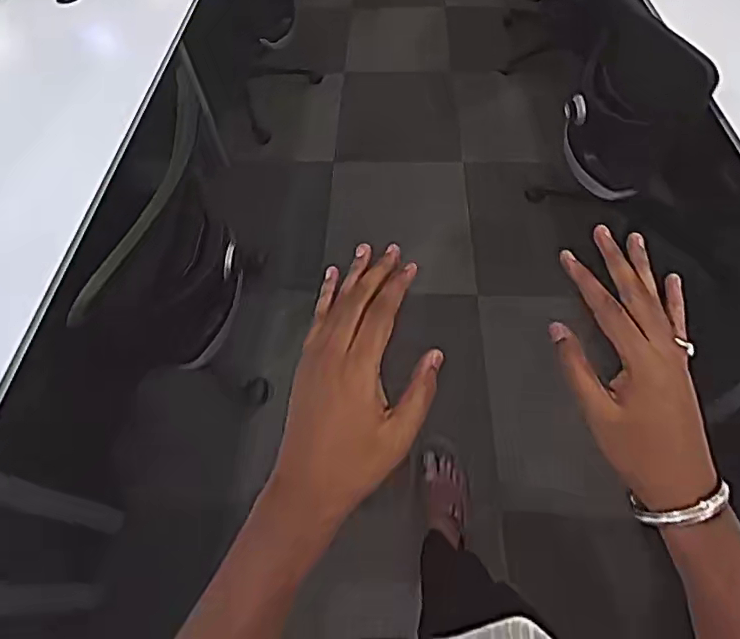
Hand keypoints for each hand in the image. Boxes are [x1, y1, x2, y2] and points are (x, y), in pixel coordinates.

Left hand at [265, 243, 441, 528]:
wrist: (304, 489)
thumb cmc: (352, 465)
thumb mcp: (398, 436)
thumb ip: (420, 392)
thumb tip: (435, 356)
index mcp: (358, 368)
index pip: (381, 314)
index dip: (397, 287)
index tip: (409, 268)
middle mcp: (333, 354)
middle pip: (357, 300)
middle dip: (377, 272)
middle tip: (392, 251)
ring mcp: (315, 357)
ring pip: (335, 303)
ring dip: (352, 275)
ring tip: (364, 251)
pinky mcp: (304, 363)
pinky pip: (316, 318)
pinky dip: (324, 294)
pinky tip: (330, 280)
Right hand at [551, 226, 717, 511]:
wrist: (683, 485)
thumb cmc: (641, 454)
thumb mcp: (599, 415)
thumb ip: (577, 367)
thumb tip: (559, 331)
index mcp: (640, 360)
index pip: (607, 308)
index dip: (585, 280)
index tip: (569, 258)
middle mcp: (662, 350)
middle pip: (635, 294)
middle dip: (616, 260)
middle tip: (603, 234)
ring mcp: (675, 355)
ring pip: (657, 301)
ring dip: (644, 269)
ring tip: (635, 242)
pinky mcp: (682, 363)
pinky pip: (678, 322)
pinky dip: (674, 298)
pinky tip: (671, 280)